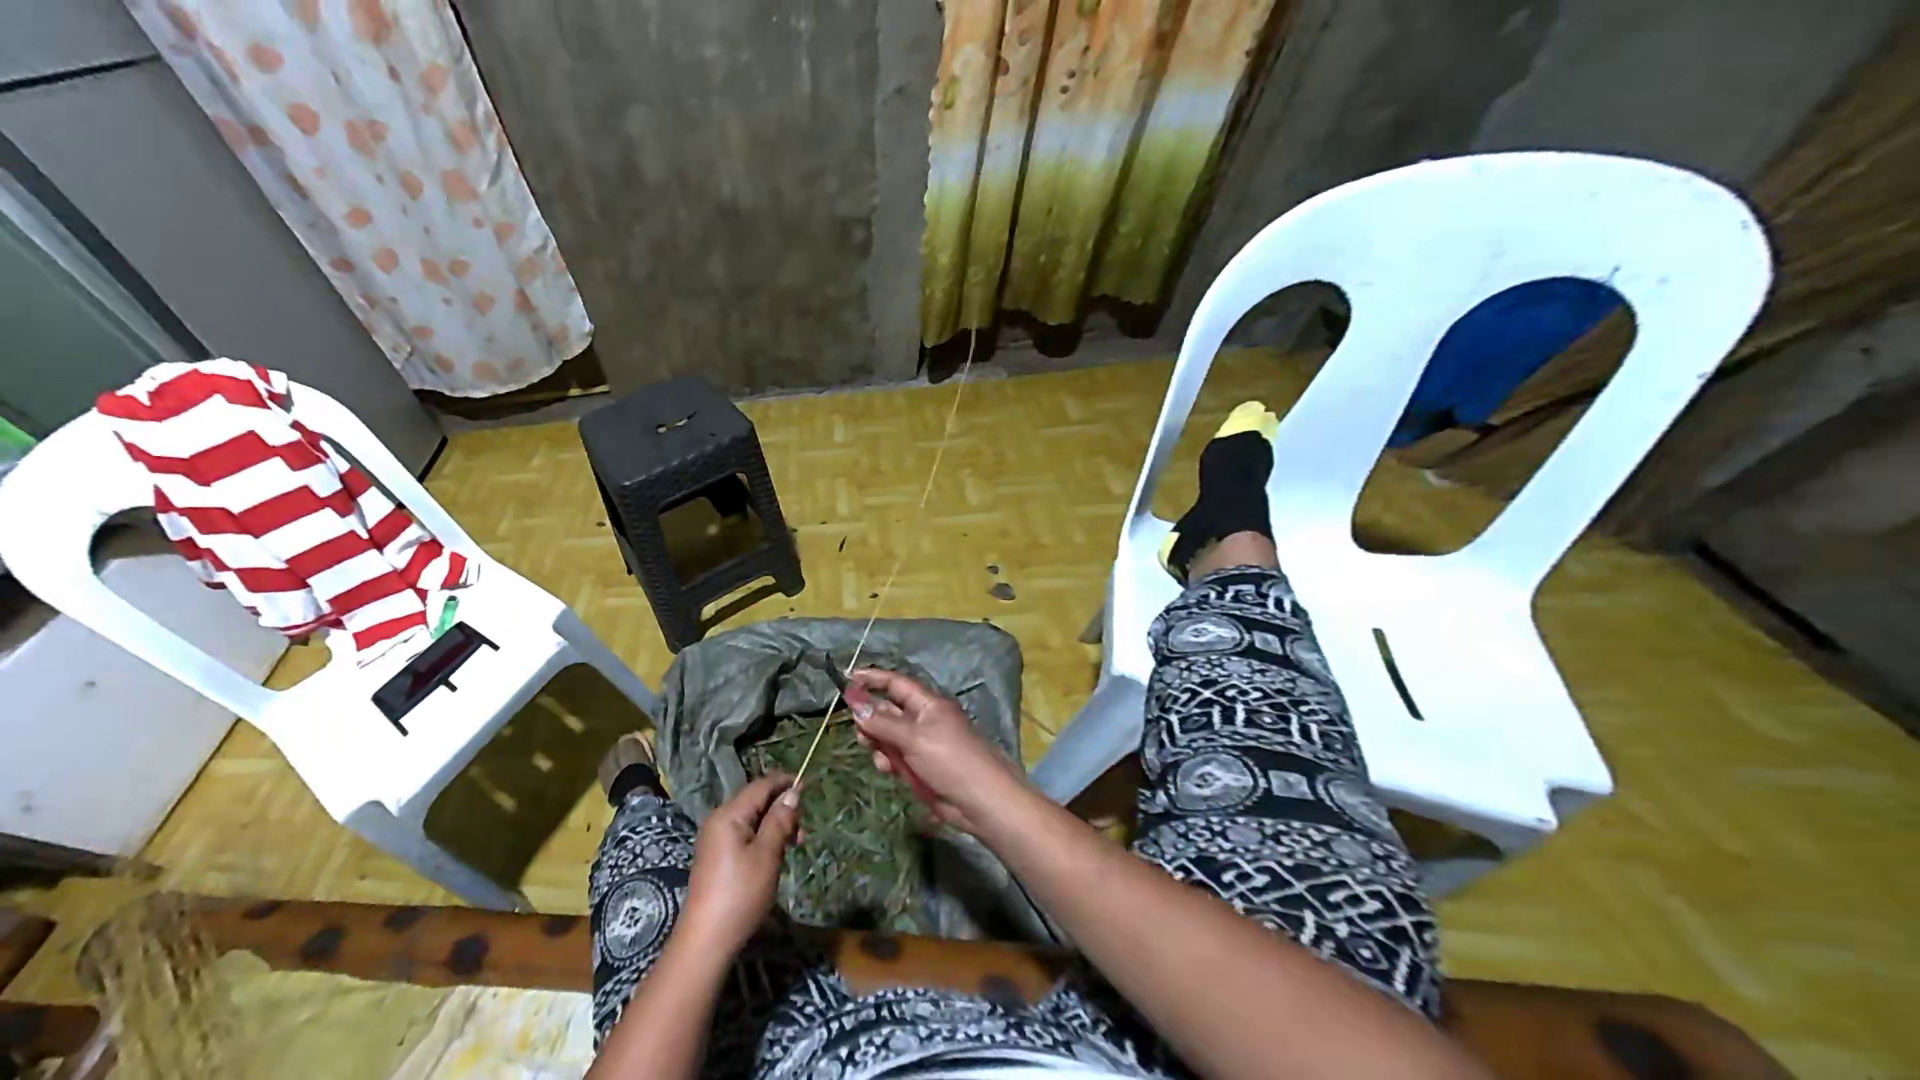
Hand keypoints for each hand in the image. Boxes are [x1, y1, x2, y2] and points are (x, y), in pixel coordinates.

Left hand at [680, 773, 802, 955]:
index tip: (808, 787)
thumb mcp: (768, 853)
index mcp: (729, 815)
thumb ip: (780, 819)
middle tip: (802, 831)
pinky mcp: (717, 856)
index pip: (760, 785)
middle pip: (755, 800)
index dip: (785, 782)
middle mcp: (719, 820)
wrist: (707, 939)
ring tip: (793, 846)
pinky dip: (763, 837)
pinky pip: (744, 834)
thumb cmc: (741, 893)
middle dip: (781, 808)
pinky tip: (775, 854)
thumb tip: (792, 793)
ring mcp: (715, 839)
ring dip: (775, 824)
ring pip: (751, 818)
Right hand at [846, 669, 1028, 833]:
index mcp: (928, 704)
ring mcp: (921, 744)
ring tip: (874, 750)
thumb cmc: (950, 760)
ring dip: (877, 742)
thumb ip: (882, 722)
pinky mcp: (919, 766)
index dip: (872, 679)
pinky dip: (888, 761)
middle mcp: (923, 720)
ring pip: (887, 736)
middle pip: (888, 711)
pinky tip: (888, 769)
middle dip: (871, 718)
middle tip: (859, 730)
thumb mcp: (914, 738)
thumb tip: (855, 703)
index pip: (896, 684)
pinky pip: (895, 757)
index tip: (847, 679)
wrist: (979, 801)